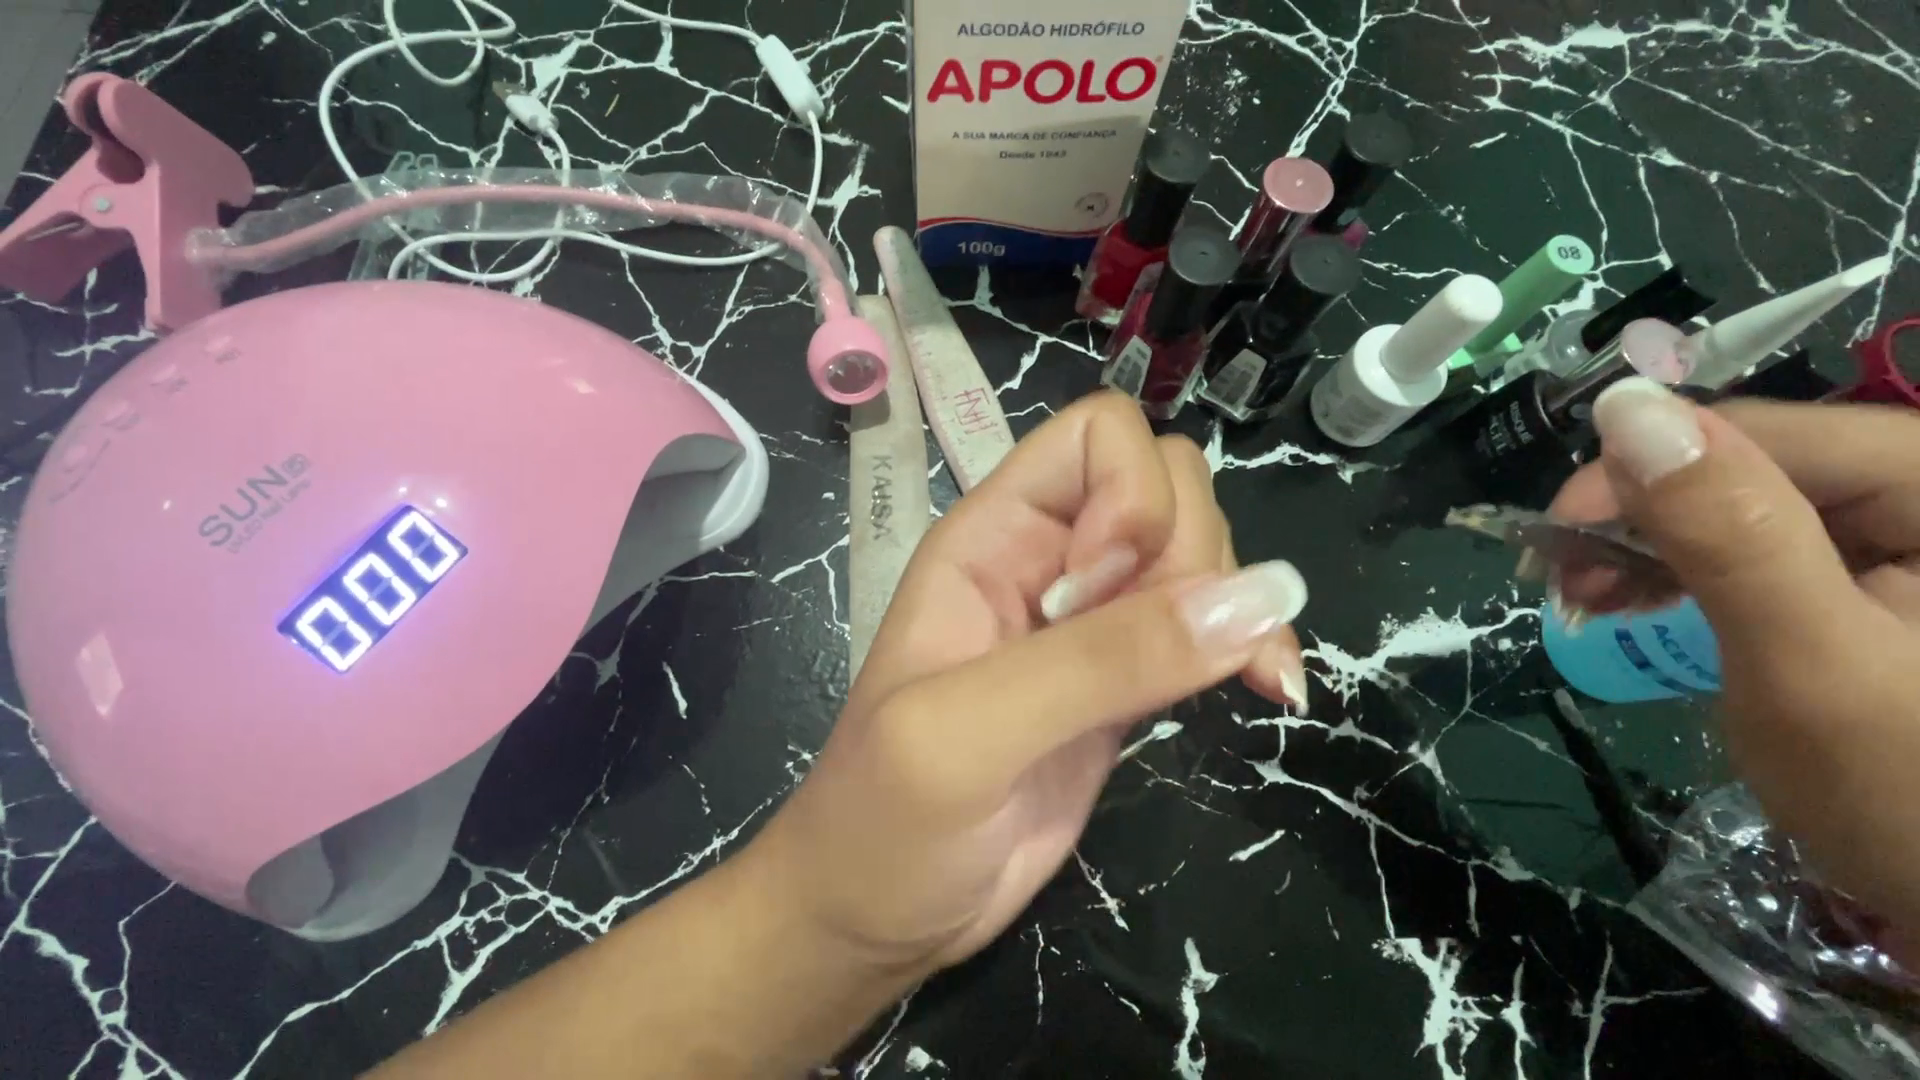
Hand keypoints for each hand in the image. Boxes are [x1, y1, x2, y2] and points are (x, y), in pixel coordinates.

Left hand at [746, 391, 1308, 977]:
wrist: (881, 913)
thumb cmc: (886, 818)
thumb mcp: (966, 733)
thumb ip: (1099, 663)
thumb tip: (1255, 600)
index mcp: (989, 537)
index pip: (1095, 435)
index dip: (1131, 492)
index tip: (1113, 586)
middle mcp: (1047, 560)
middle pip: (1164, 483)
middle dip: (1192, 548)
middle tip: (1162, 643)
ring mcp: (1092, 623)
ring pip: (1197, 550)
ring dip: (1236, 597)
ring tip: (1244, 675)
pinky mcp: (1124, 684)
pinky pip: (1207, 627)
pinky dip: (1253, 643)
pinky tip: (1271, 689)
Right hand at [1551, 378, 1919, 953]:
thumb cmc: (1910, 797)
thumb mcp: (1808, 664)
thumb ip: (1729, 533)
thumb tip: (1624, 406)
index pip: (1759, 434)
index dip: (1637, 474)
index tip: (1552, 546)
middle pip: (1748, 464)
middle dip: (1634, 519)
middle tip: (1561, 585)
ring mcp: (1907, 537)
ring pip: (1742, 503)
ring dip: (1646, 546)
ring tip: (1589, 601)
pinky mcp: (1881, 576)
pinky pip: (1762, 545)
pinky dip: (1684, 572)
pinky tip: (1642, 603)